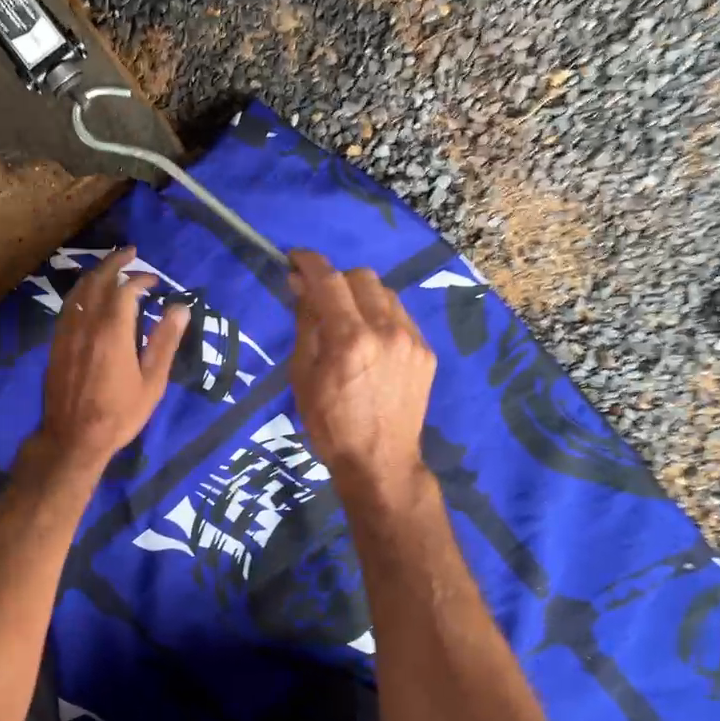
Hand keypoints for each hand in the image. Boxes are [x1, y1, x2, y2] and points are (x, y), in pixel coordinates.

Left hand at [37, 247, 191, 466]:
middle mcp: (87, 323)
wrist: (72, 437)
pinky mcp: (56, 342)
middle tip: (130, 253)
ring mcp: (67, 331)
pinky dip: (81, 291)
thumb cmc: (118, 414)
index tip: (155, 281)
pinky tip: (89, 294)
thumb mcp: (152, 382)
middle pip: (98, 280)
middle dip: (115, 263)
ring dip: (96, 273)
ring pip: (79, 290)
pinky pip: (68, 305)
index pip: (127, 290)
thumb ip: (164, 341)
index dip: (141, 279)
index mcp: (113, 331)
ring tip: (111, 267)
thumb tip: (181, 308)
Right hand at [288, 250, 435, 497]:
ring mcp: (411, 340)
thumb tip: (300, 285)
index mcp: (349, 338)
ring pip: (384, 292)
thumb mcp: (302, 373)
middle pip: (360, 276)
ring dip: (360, 295)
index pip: (327, 279)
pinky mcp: (425, 352)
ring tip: (347, 317)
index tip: (293, 258)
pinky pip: (400, 315)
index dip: (308, 261)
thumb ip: (305, 323)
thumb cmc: (329, 423)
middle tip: (319, 296)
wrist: (380, 462)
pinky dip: (381, 315)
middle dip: (336, 278)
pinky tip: (370, 339)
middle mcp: (385, 330)